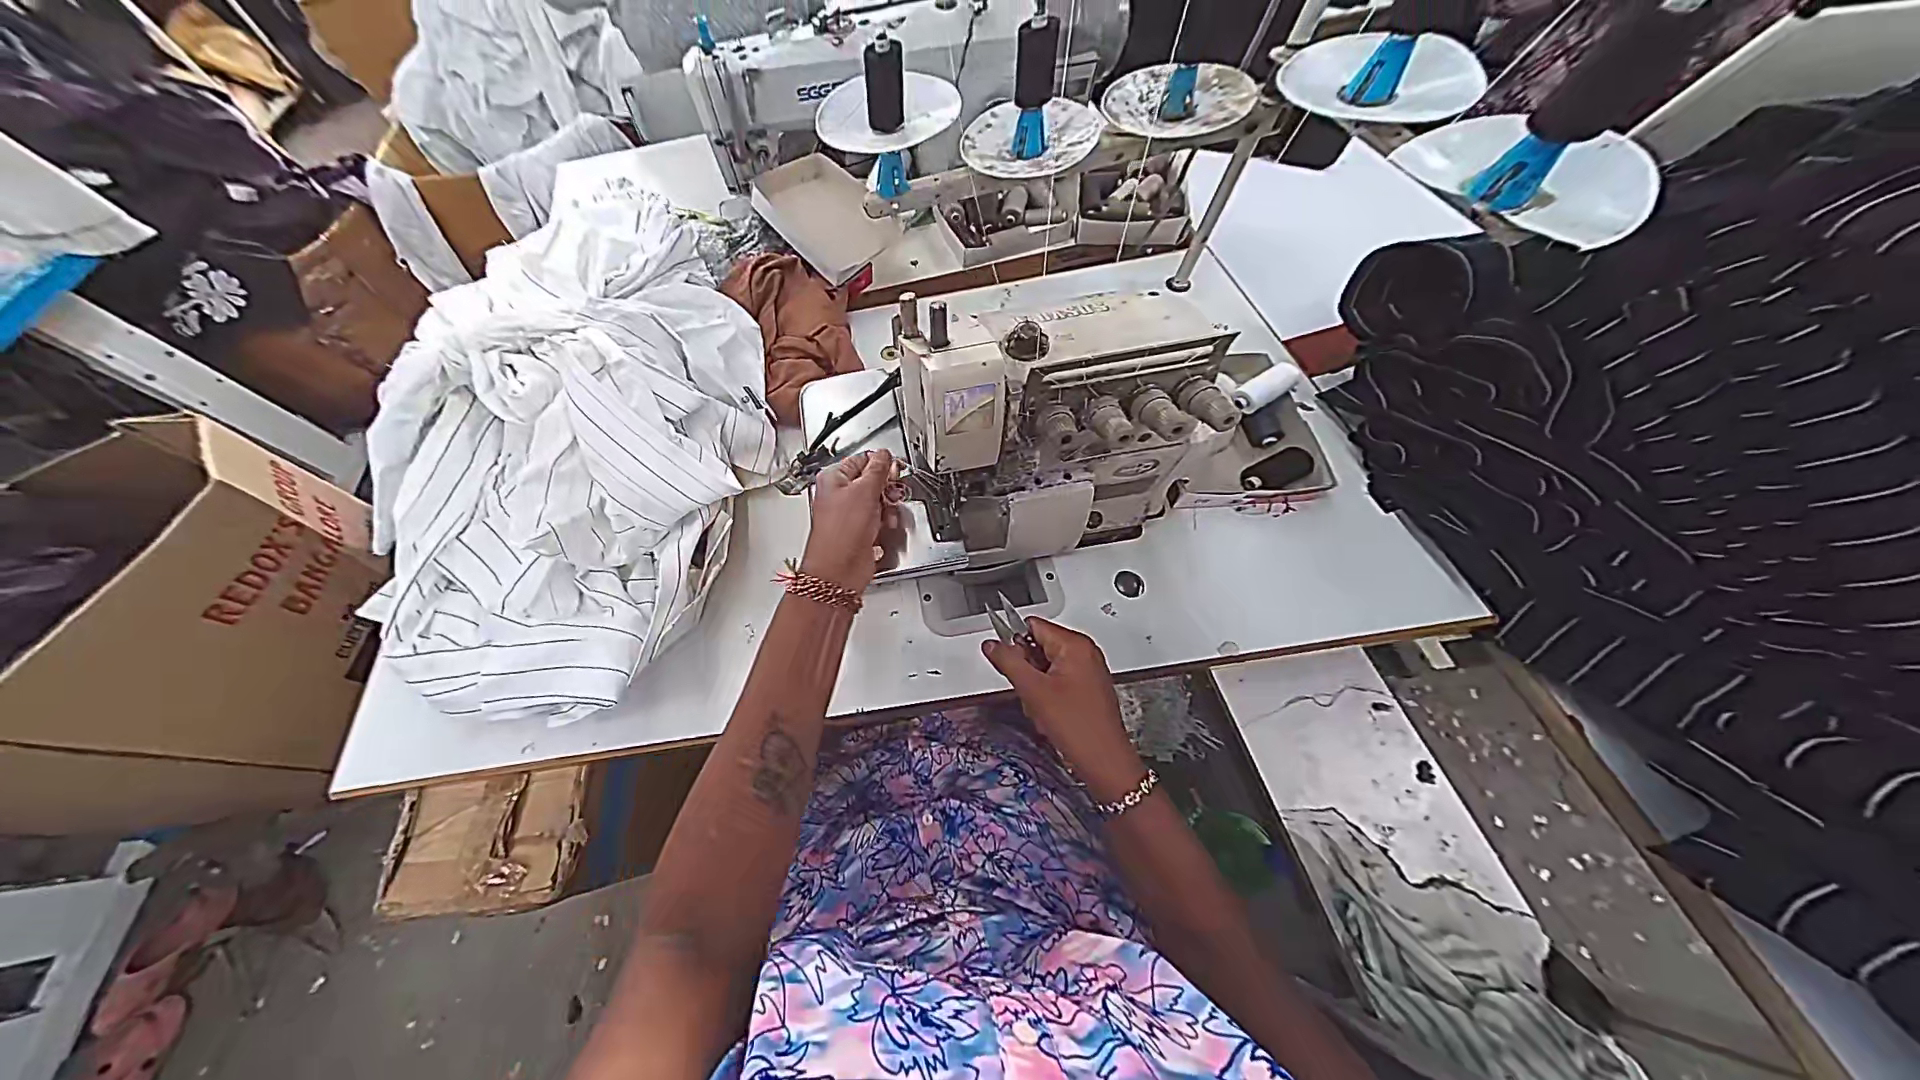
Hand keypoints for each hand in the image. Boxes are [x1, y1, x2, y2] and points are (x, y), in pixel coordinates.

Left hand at [800, 450, 899, 592]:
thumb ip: (877, 469)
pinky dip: (885, 522)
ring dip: (887, 507)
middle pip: (872, 481)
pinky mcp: (860, 531)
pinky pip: (879, 519)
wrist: (840, 569)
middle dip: (886, 489)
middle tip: (890, 494)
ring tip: (885, 515)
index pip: (862, 460)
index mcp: (834, 478)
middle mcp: (840, 495)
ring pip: (879, 501)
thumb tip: (884, 455)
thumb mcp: (864, 491)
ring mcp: (850, 514)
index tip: (894, 470)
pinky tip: (884, 527)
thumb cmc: (841, 532)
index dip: (881, 464)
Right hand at [983, 617, 1147, 801]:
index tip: (1005, 660)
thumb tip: (992, 645)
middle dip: (1027, 670)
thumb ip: (1008, 662)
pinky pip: (1056, 681)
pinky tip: (1050, 714)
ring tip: (1042, 707)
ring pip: (1045, 667)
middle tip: (1031, 691)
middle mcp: (1085, 653)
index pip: (1033, 625)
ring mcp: (1087, 670)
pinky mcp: (1086, 688)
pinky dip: (1046, 696)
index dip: (1014, 642)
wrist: (1103, 760)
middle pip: (1038, 646)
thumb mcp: (1033, 690)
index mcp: (1075, 644)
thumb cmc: (1079, 727)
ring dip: (1035, 686)